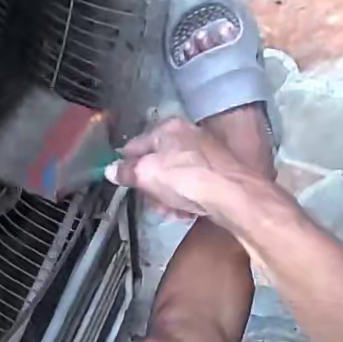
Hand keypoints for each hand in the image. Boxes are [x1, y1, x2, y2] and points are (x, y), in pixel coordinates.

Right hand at [107, 117, 267, 221]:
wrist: (231, 194)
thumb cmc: (185, 178)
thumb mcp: (146, 175)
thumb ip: (126, 172)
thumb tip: (110, 170)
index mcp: (168, 128)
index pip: (136, 144)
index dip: (125, 163)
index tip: (121, 178)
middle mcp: (188, 135)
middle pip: (157, 163)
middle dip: (152, 187)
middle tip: (152, 202)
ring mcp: (206, 153)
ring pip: (175, 178)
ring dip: (169, 198)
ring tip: (171, 212)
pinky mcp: (219, 173)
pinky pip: (194, 186)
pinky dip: (188, 200)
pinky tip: (187, 213)